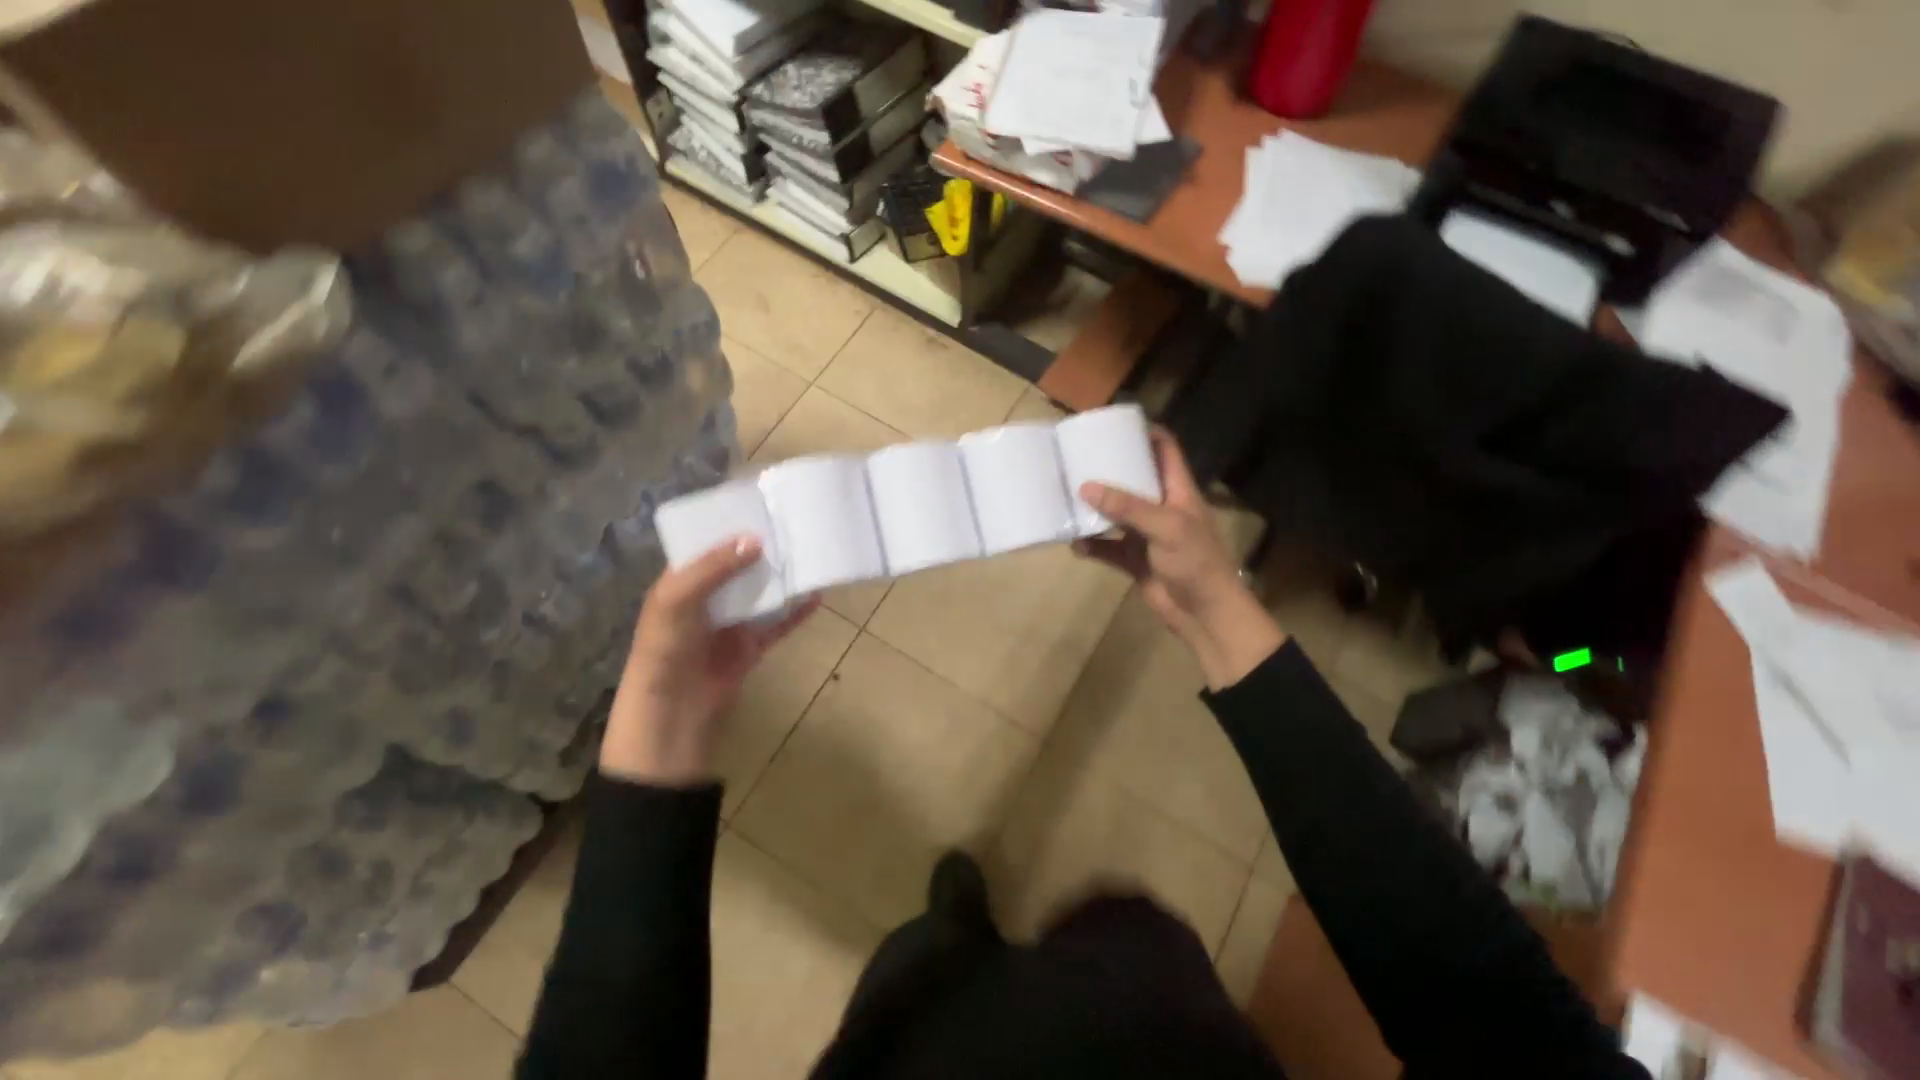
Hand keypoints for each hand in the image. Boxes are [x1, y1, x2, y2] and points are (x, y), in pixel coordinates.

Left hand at [601, 537, 819, 784]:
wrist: (673, 710)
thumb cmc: (666, 648)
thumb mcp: (677, 599)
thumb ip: (713, 568)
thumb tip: (756, 540)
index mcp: (681, 581)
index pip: (706, 544)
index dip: (729, 525)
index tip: (760, 503)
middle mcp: (707, 598)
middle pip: (739, 565)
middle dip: (763, 547)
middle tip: (794, 522)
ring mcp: (731, 622)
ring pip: (762, 592)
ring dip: (782, 576)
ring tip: (810, 552)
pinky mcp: (751, 646)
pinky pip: (778, 624)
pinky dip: (796, 611)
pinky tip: (817, 596)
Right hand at [1074, 428, 1286, 689]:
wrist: (1204, 613)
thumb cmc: (1195, 562)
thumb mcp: (1165, 527)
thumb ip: (1127, 506)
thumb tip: (1086, 486)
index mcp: (1178, 491)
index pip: (1166, 450)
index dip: (1146, 432)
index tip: (1115, 423)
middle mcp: (1162, 508)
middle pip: (1135, 478)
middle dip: (1109, 468)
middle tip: (1078, 457)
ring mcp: (1147, 535)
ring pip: (1116, 514)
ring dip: (1095, 508)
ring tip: (1067, 496)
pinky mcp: (1135, 560)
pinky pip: (1108, 548)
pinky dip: (1092, 545)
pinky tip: (1074, 544)